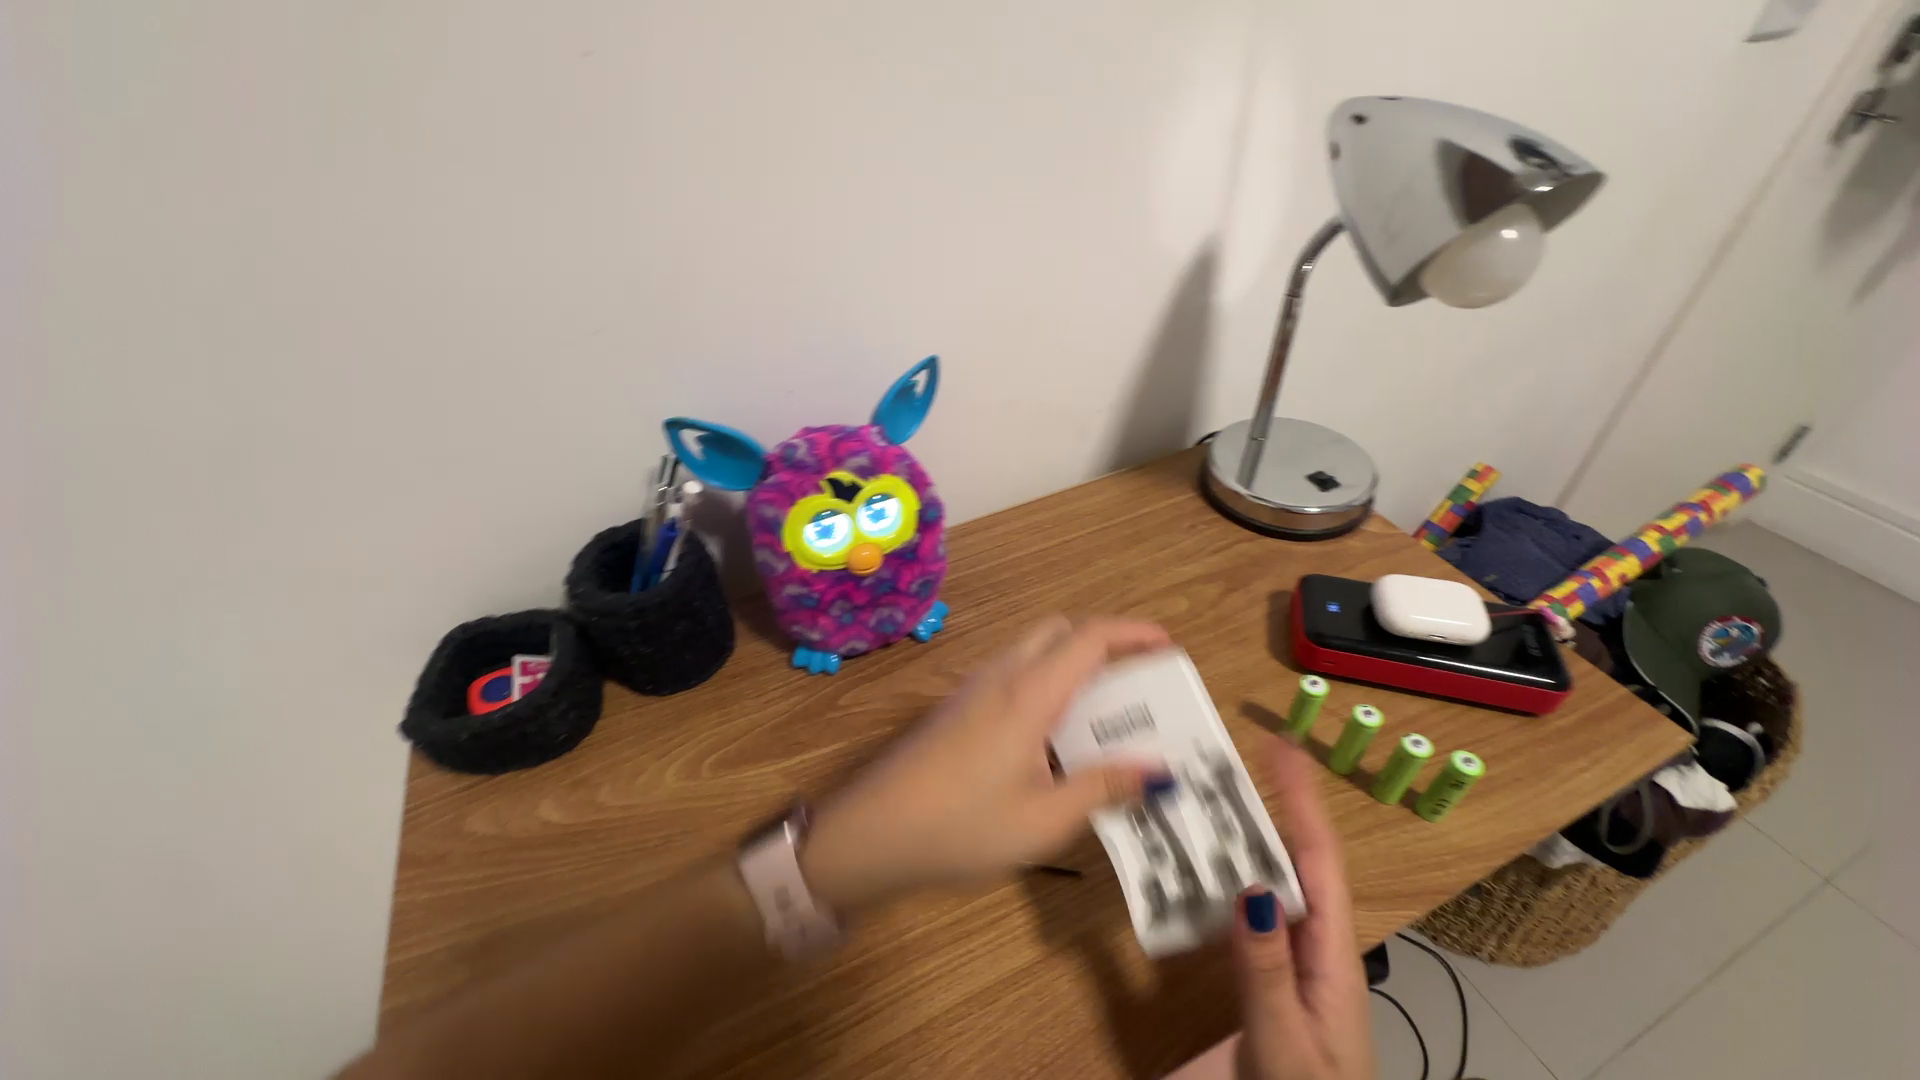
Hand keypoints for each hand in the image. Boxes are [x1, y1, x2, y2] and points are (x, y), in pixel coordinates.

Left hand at [801, 616, 1172, 912]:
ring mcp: (972, 689)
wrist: (870, 833)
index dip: (1133, 633)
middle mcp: (1000, 677)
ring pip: (1031, 650)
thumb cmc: (961, 828)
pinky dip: (1045, 682)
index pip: (1089, 638)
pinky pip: (1012, 674)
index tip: (1168, 647)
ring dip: (1071, 663)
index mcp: (1028, 694)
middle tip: (1136, 681)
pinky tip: (1052, 736)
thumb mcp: (1043, 819)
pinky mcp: (956, 708)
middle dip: (1103, 642)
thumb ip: (1101, 787)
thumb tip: (1158, 770)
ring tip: (1102, 711)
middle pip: (1058, 631)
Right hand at [1232, 737, 1373, 1079]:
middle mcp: (1311, 946)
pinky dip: (1214, 886)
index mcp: (1331, 956)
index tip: (1283, 748)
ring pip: (1262, 886)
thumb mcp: (1287, 1041)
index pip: (1320, 862)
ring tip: (1198, 806)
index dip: (1303, 801)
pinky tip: (1186, 875)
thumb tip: (1251, 886)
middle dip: (1265, 808)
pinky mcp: (1260, 979)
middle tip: (1221, 767)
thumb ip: (1266, 970)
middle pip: (1291, 862)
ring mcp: (1285, 962)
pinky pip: (1238, 918)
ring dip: (1234, 843)